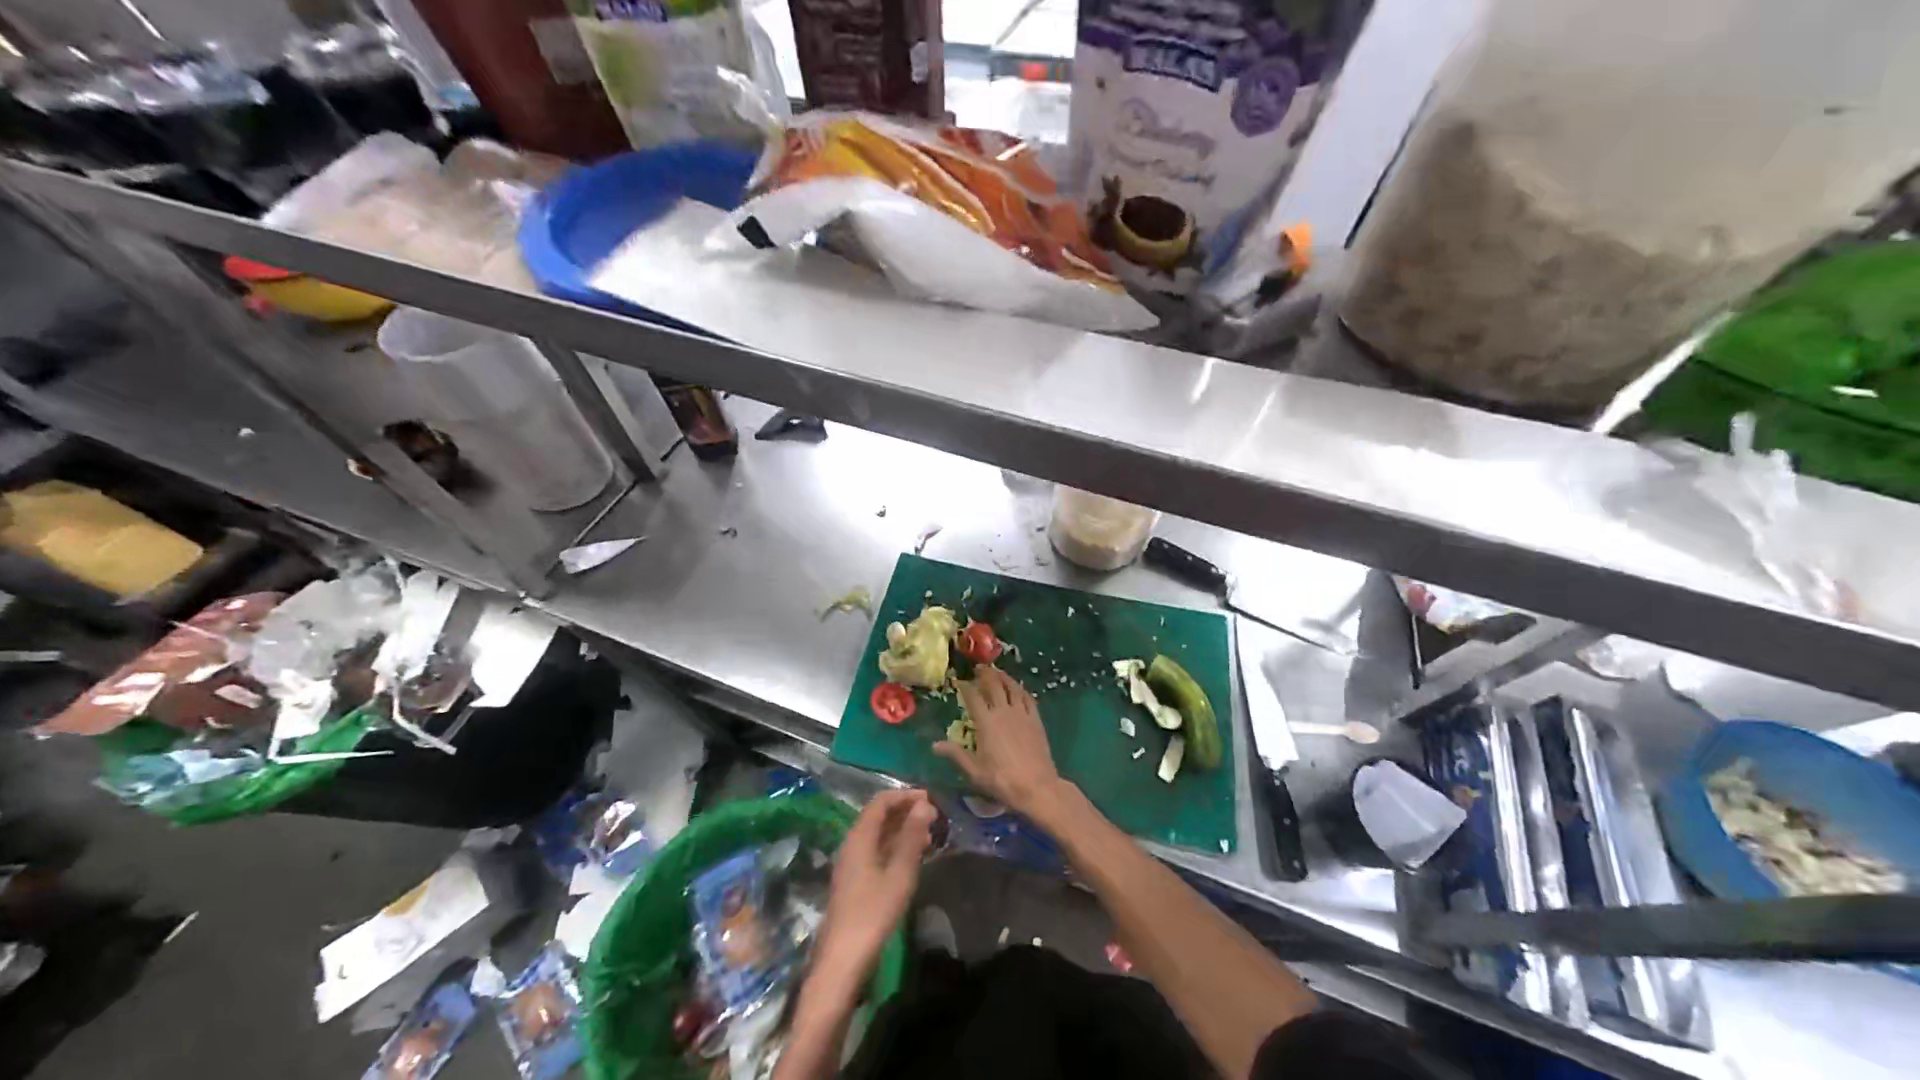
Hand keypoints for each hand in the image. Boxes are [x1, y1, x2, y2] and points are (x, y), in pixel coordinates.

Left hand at [817, 789, 937, 978]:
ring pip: (879, 834)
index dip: (905, 795)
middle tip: (934, 816)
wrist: (843, 958)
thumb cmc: (873, 912)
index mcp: (859, 837)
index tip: (931, 798)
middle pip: (878, 816)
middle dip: (906, 811)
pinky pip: (877, 850)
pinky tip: (914, 856)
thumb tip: (924, 805)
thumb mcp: (899, 873)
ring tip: (931, 834)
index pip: (881, 802)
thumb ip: (911, 837)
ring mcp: (852, 863)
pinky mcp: (856, 880)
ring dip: (903, 829)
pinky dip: (896, 846)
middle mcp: (852, 844)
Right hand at [936, 666, 1065, 818]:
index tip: (958, 680)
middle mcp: (1003, 712)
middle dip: (985, 674)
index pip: (973, 697)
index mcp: (986, 722)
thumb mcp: (974, 770)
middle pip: (994, 685)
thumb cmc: (1001, 780)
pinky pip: (1028, 698)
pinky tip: (1018, 688)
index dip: (964, 686)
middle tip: (979, 667)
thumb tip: (934, 745)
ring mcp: (1022, 714)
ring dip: (1003, 677)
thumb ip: (955, 754)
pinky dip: (1021, 689)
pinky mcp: (1036, 720)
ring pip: (1012, 687)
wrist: (1036, 787)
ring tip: (997, 671)